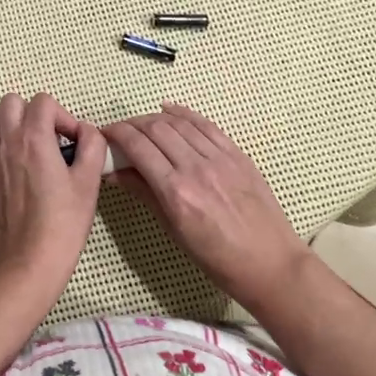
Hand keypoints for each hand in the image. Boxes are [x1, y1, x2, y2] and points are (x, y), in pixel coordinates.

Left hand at [0, 93, 107, 284]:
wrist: (31, 262)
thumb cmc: (64, 223)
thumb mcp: (90, 182)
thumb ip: (92, 146)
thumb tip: (85, 131)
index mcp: (35, 138)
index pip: (43, 101)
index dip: (61, 116)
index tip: (71, 141)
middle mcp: (7, 141)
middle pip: (12, 102)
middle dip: (31, 114)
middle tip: (46, 139)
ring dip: (7, 127)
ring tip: (23, 148)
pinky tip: (0, 162)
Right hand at [103, 104, 308, 310]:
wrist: (271, 265)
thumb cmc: (218, 259)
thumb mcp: (174, 232)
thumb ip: (144, 194)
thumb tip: (114, 173)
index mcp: (177, 192)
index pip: (138, 147)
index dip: (117, 134)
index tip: (105, 135)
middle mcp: (196, 168)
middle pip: (155, 129)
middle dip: (132, 125)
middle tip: (120, 132)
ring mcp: (219, 158)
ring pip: (178, 123)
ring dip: (154, 118)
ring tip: (142, 125)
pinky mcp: (236, 154)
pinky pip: (205, 124)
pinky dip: (184, 113)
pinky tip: (169, 110)